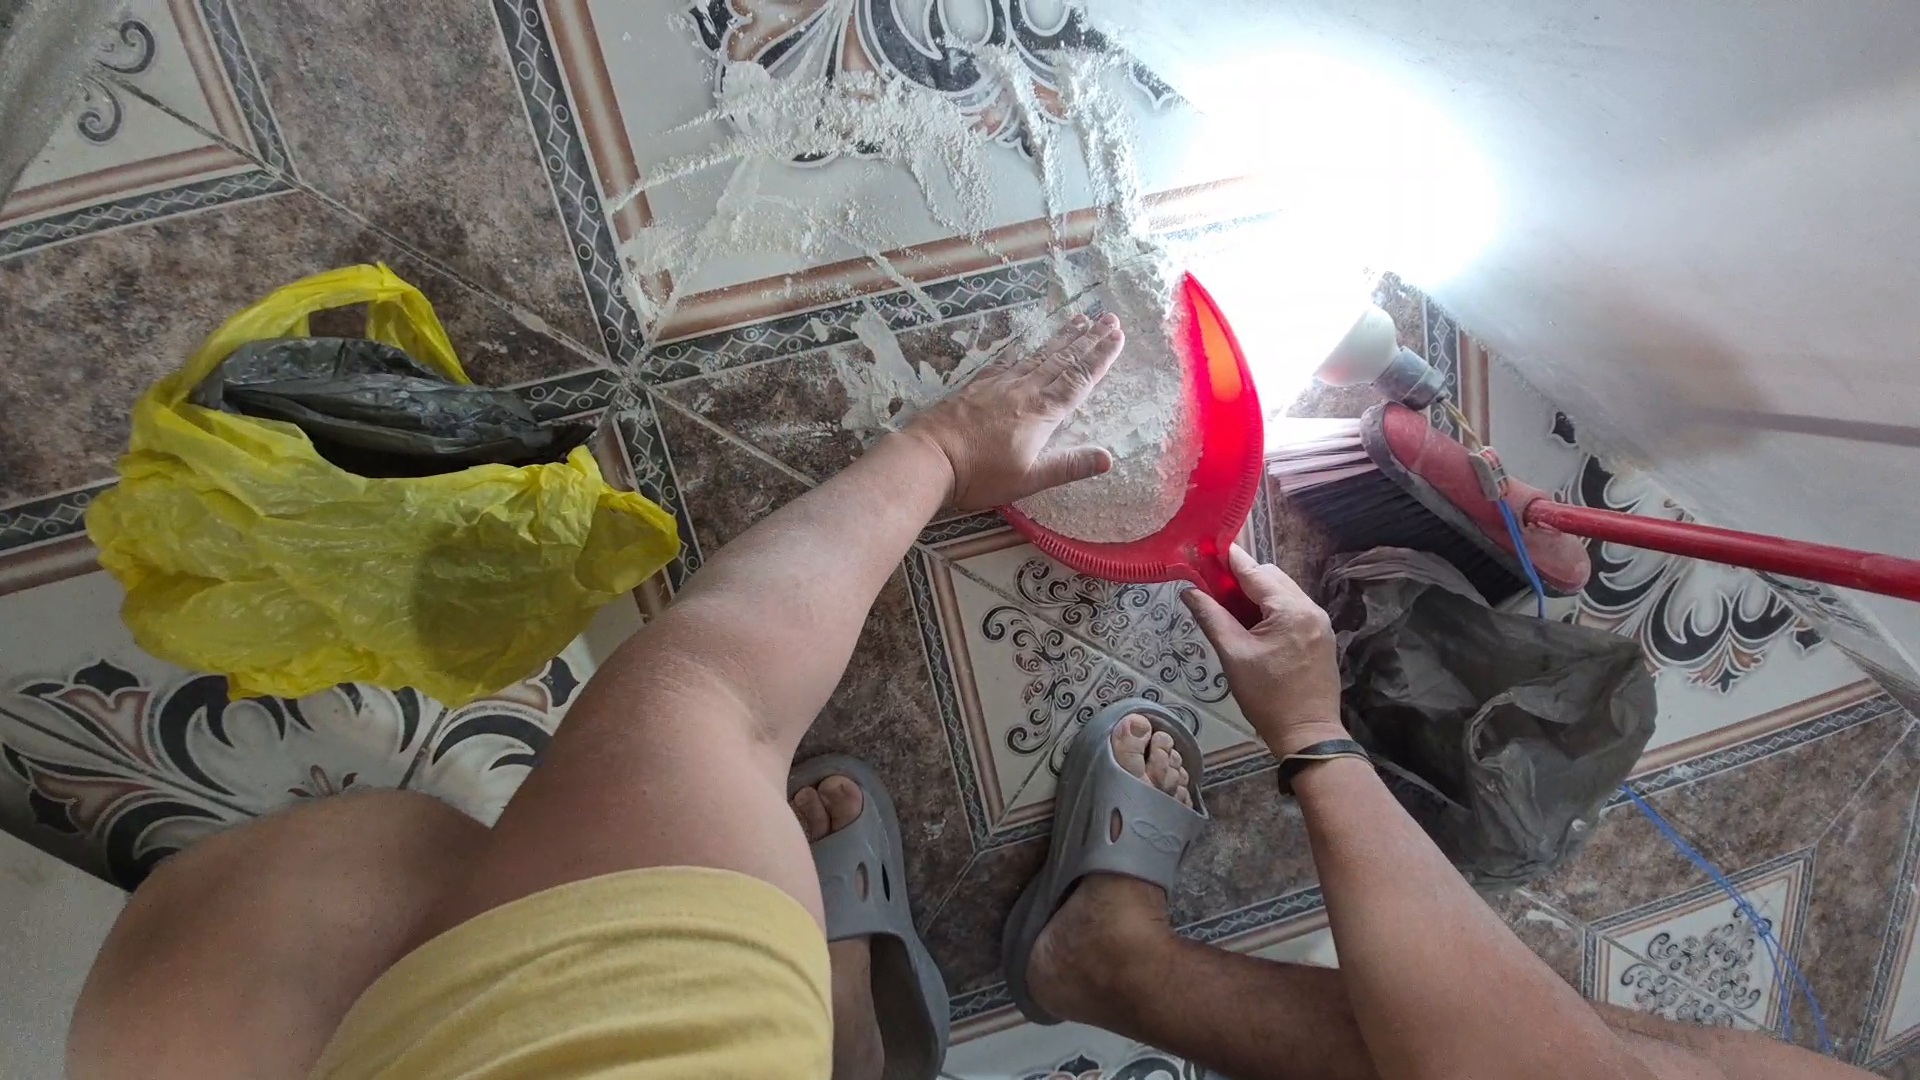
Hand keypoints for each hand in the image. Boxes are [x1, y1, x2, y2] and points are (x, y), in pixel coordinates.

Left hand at [904, 312, 1123, 509]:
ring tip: (1080, 320)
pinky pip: (1010, 361)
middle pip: (1062, 359)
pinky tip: (1030, 346)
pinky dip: (1027, 350)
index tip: (1118, 335)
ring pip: (1038, 355)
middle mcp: (1024, 391)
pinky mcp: (978, 386)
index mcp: (1042, 413)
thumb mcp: (1029, 479)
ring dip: (1062, 338)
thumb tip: (1109, 458)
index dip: (1100, 357)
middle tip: (1109, 317)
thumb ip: (1068, 466)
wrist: (931, 456)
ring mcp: (999, 384)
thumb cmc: (980, 474)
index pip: (1078, 379)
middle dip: (1088, 339)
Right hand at [1182, 546, 1346, 755]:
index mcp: (1290, 610)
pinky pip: (1291, 608)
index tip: (1207, 547)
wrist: (1307, 733)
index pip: (1255, 572)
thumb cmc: (1267, 696)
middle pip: (1272, 577)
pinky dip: (1269, 607)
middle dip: (1242, 576)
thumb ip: (1211, 617)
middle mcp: (1310, 609)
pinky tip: (1251, 621)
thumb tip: (1189, 591)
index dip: (1230, 559)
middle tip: (1211, 584)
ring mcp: (1319, 622)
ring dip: (1256, 592)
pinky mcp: (1320, 636)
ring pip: (1283, 591)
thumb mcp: (1233, 655)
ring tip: (1228, 605)